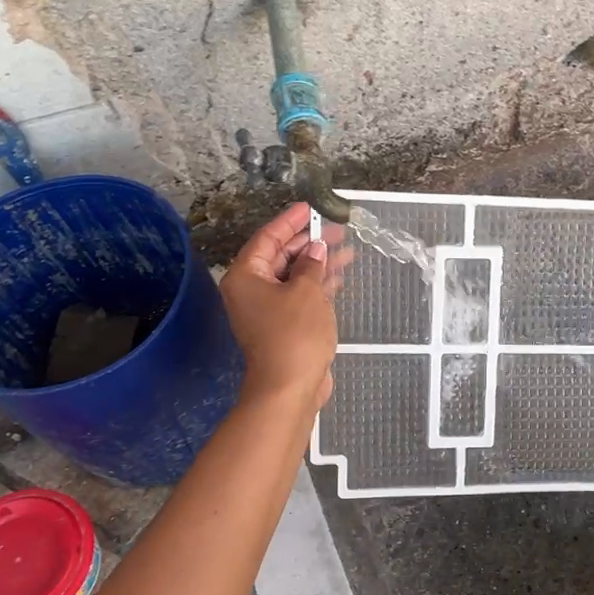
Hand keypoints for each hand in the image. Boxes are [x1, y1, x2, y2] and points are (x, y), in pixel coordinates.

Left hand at [220, 203, 346, 409]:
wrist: (289, 387)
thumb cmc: (294, 334)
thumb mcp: (306, 291)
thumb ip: (312, 264)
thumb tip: (316, 249)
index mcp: (246, 276)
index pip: (267, 238)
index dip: (289, 221)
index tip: (310, 208)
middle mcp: (251, 290)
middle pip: (280, 256)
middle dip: (309, 242)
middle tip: (336, 228)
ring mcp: (267, 309)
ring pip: (293, 276)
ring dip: (318, 263)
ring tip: (347, 250)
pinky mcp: (283, 325)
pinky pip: (299, 295)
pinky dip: (318, 285)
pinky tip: (339, 276)